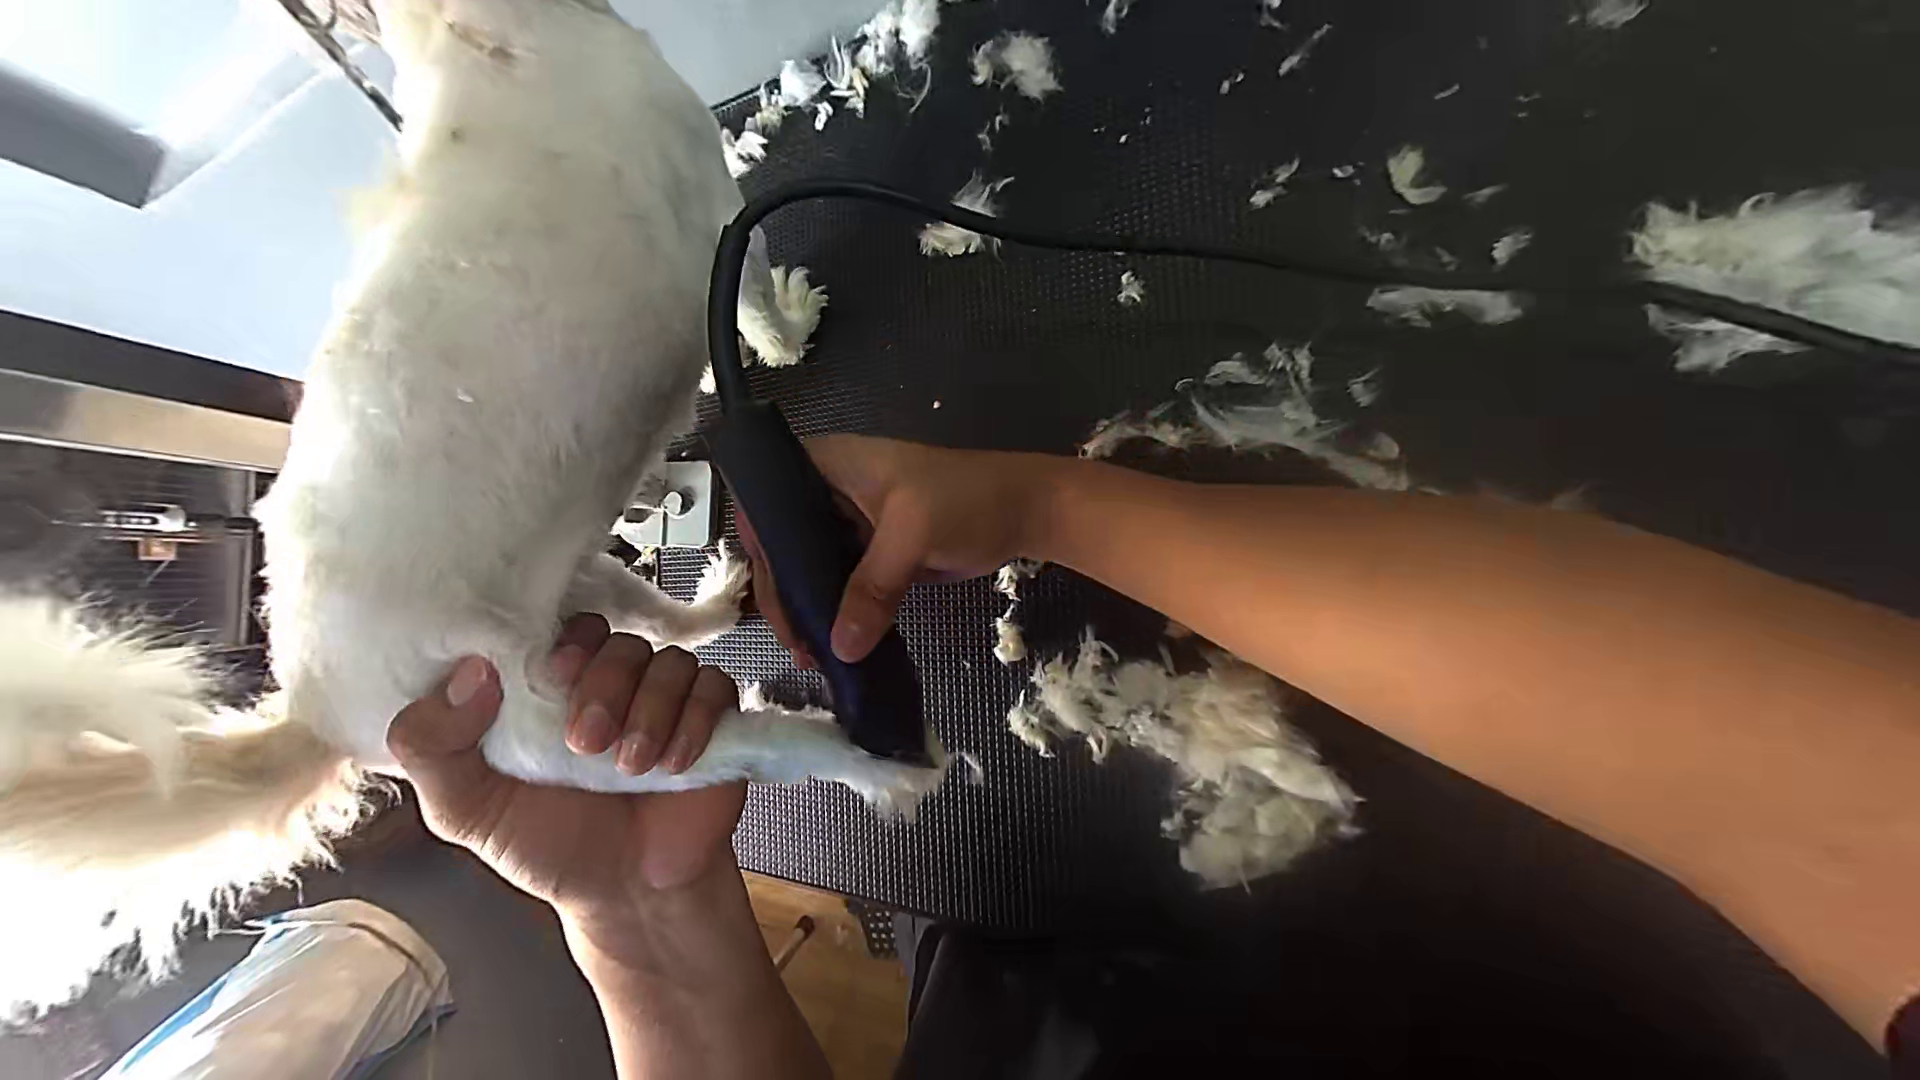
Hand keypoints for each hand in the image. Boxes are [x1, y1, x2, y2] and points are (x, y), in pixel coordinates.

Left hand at [386, 614, 744, 926]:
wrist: (632, 890)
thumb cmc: (554, 845)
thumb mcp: (471, 810)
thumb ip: (438, 748)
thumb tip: (468, 674)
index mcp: (561, 692)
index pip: (571, 631)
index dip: (568, 643)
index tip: (556, 679)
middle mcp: (619, 686)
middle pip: (624, 642)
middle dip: (608, 686)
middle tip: (588, 744)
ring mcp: (670, 698)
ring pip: (673, 662)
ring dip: (653, 709)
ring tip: (633, 767)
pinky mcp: (715, 716)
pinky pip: (715, 686)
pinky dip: (696, 719)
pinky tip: (676, 763)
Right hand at [735, 435, 1054, 665]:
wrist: (1025, 511)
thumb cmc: (968, 499)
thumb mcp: (914, 533)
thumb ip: (873, 587)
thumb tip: (841, 647)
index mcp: (827, 464)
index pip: (767, 501)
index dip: (759, 545)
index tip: (773, 594)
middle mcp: (829, 492)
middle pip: (783, 543)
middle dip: (784, 593)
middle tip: (797, 644)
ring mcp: (852, 524)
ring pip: (811, 567)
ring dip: (809, 608)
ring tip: (812, 655)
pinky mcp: (873, 552)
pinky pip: (842, 583)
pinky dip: (837, 610)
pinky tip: (835, 643)